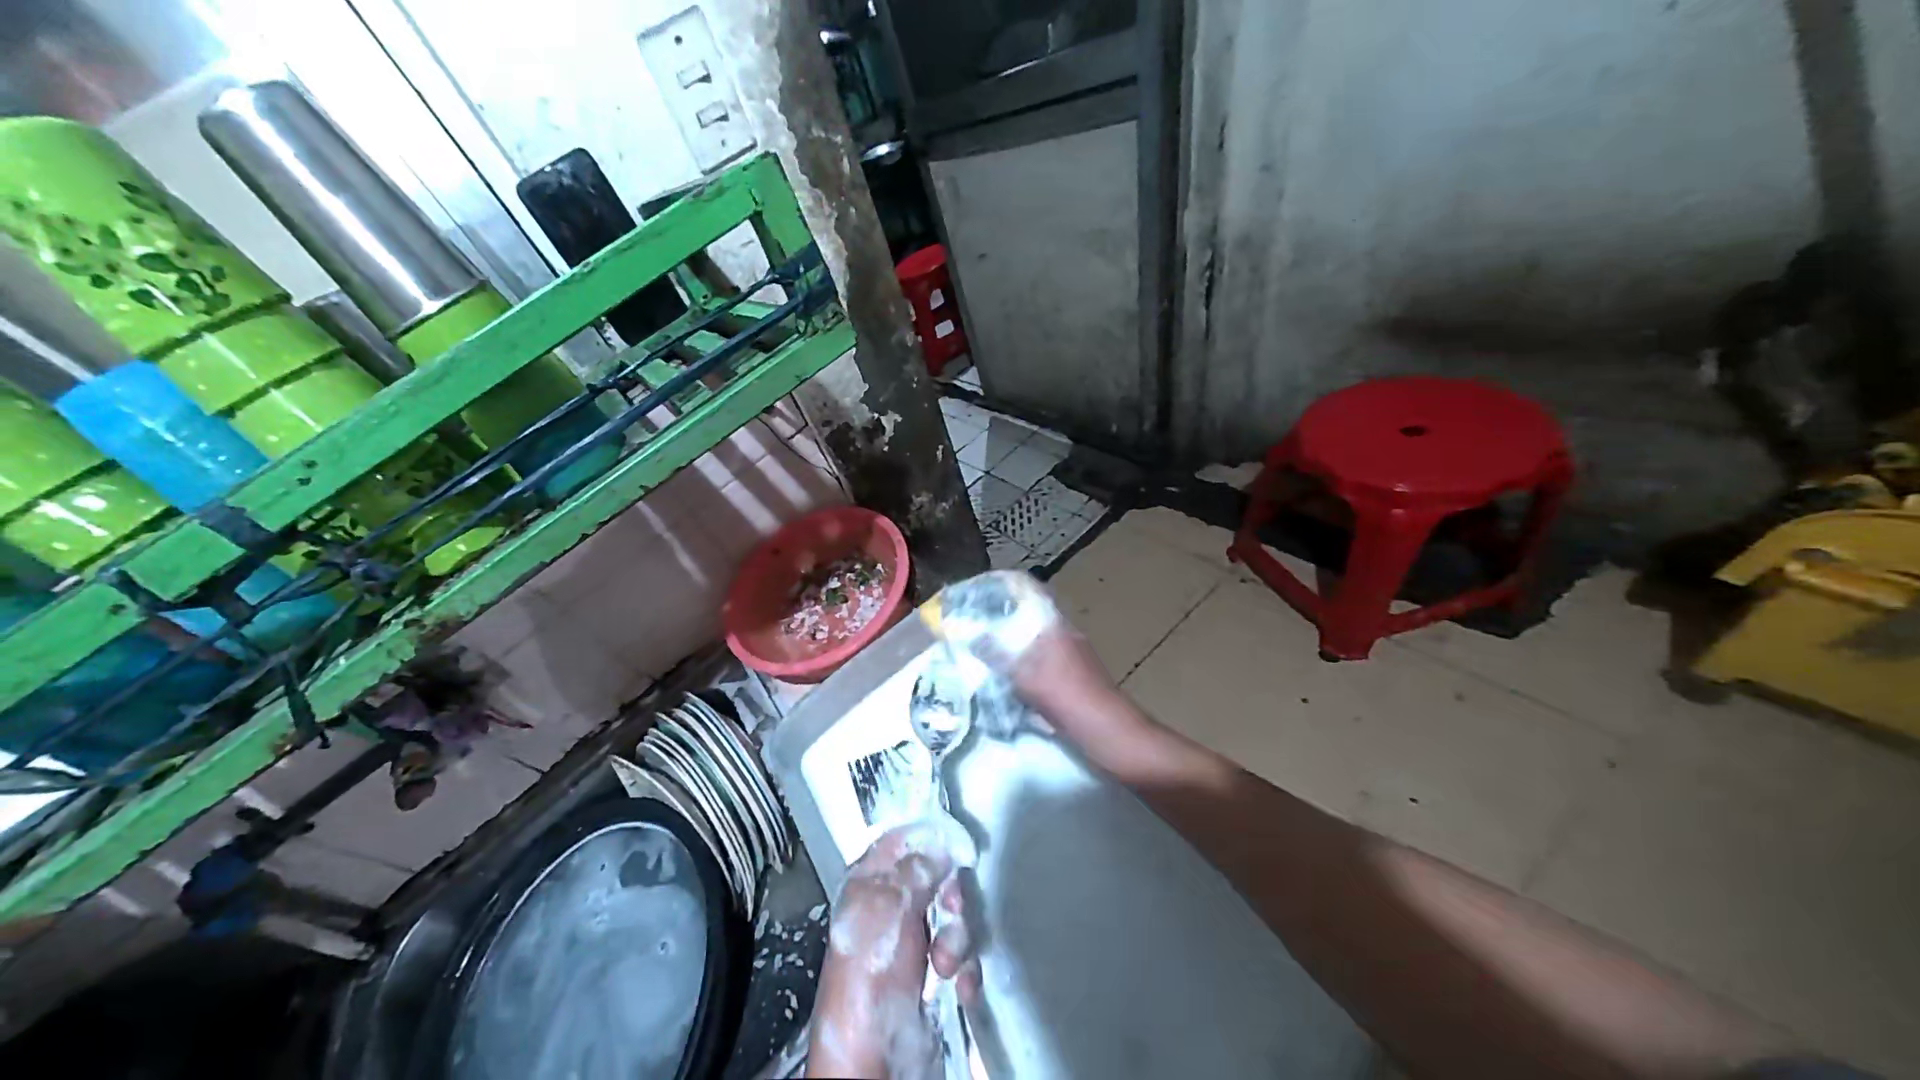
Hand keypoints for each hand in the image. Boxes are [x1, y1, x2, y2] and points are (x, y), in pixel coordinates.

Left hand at [809, 821, 978, 1078]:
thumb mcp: (889, 911)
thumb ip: (918, 870)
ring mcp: (913, 945)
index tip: (957, 840)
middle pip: (934, 878)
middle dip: (950, 894)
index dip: (928, 836)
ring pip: (953, 917)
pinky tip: (957, 986)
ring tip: (945, 964)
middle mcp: (891, 910)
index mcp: (868, 887)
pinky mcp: (934, 978)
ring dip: (957, 939)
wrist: (877, 1062)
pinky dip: (965, 969)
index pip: (899, 842)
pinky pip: (963, 956)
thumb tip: (943, 840)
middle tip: (951, 909)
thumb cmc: (870, 980)